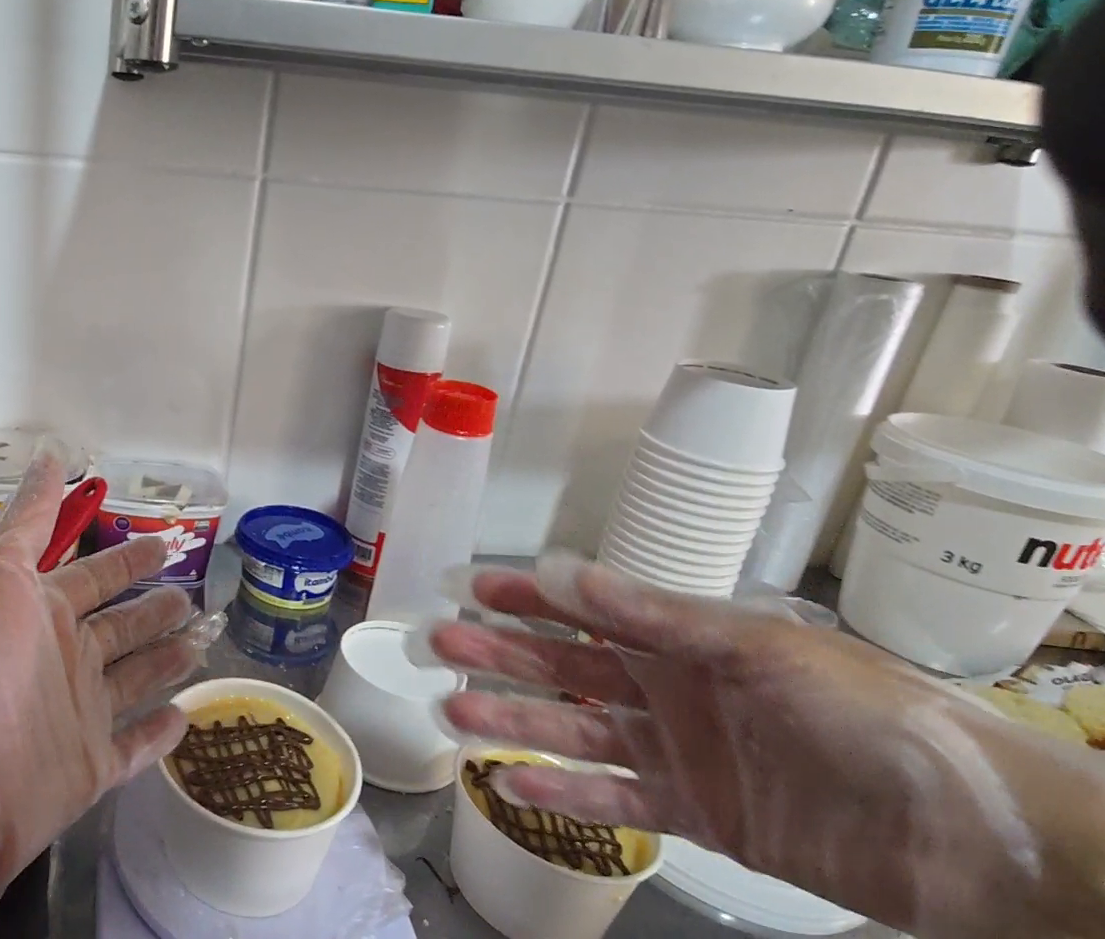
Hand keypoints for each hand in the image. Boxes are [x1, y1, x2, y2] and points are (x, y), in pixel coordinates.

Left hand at [0, 445, 200, 936]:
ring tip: (202, 638)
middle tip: (192, 592)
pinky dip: (158, 736)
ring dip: (164, 661)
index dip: (128, 557)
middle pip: (116, 627)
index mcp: (35, 610)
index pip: (93, 575)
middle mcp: (55, 657)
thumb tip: (51, 454)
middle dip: (152, 607)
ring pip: (131, 680)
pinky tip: (187, 716)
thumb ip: (29, 516)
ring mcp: (72, 715)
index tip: (166, 539)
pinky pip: (132, 749)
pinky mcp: (86, 769)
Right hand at [430, 555, 1104, 938]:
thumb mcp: (759, 648)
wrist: (966, 836)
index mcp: (689, 638)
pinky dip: (563, 793)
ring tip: (453, 715)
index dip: (529, 594)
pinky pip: (614, 799)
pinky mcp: (695, 813)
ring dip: (515, 721)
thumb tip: (566, 571)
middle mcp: (672, 688)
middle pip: (568, 666)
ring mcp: (679, 751)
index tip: (470, 586)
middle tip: (440, 645)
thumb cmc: (864, 714)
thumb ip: (657, 616)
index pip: (590, 607)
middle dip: (502, 653)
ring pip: (576, 729)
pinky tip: (515, 785)